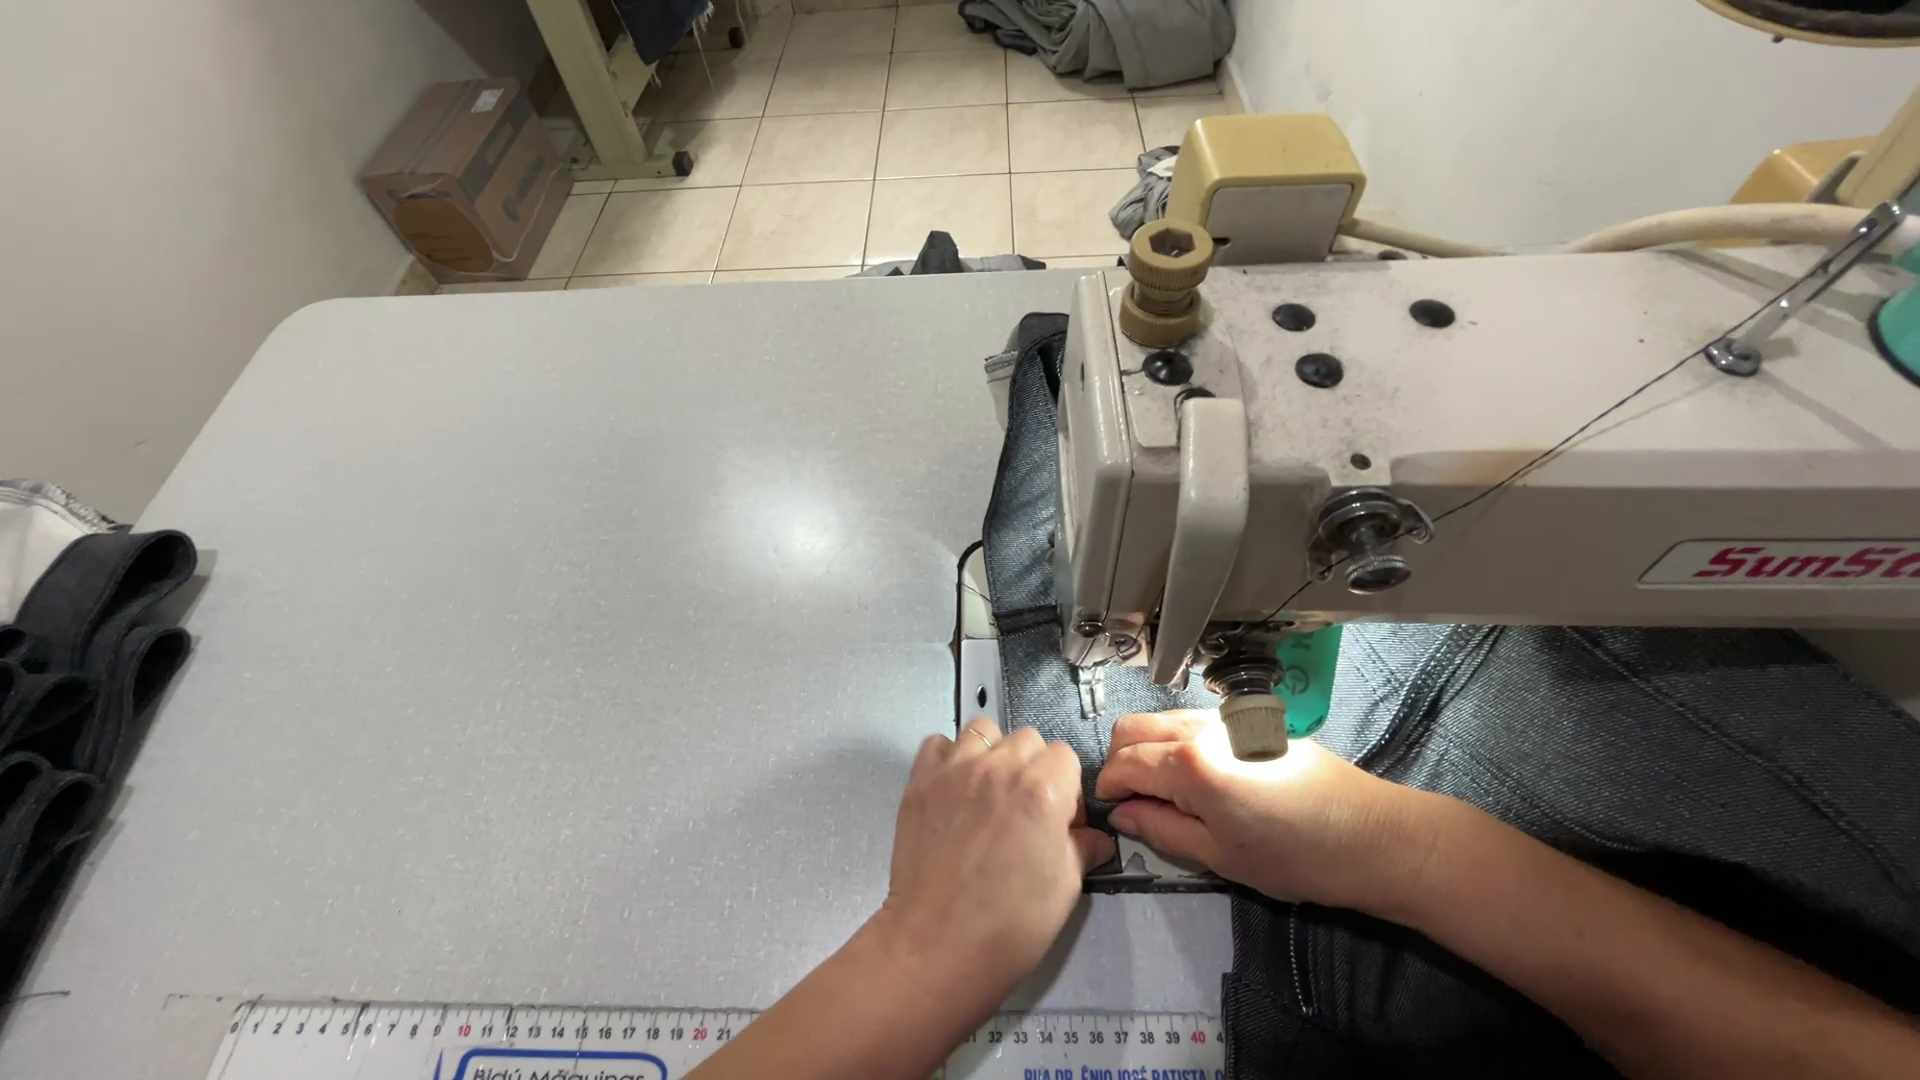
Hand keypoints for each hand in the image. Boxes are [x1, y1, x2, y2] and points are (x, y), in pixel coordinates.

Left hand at [870, 718, 1114, 1001]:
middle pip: (1027, 739)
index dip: (1067, 788)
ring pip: (984, 730)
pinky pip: (938, 743)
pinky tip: (953, 790)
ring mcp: (956, 769)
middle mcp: (1000, 766)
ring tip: (988, 791)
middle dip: (1033, 767)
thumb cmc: (1010, 923)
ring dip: (992, 752)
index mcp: (1043, 788)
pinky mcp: (921, 780)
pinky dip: (949, 758)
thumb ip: (1082, 847)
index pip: (1066, 756)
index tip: (1060, 819)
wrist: (939, 944)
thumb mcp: (1066, 887)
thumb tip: (1094, 837)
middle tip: (1025, 809)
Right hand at [1095, 710, 1438, 918]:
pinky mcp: (1249, 720)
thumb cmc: (1297, 858)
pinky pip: (1192, 722)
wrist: (1375, 836)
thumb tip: (1122, 813)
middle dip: (1120, 761)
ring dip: (1147, 749)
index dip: (1107, 787)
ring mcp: (1226, 719)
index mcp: (1190, 764)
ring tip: (1167, 792)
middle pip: (1132, 727)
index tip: (1111, 811)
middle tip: (1135, 801)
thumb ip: (1161, 829)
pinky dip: (1176, 743)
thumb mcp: (1220, 857)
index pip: (1124, 762)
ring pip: (1161, 719)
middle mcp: (1201, 728)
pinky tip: (1201, 779)